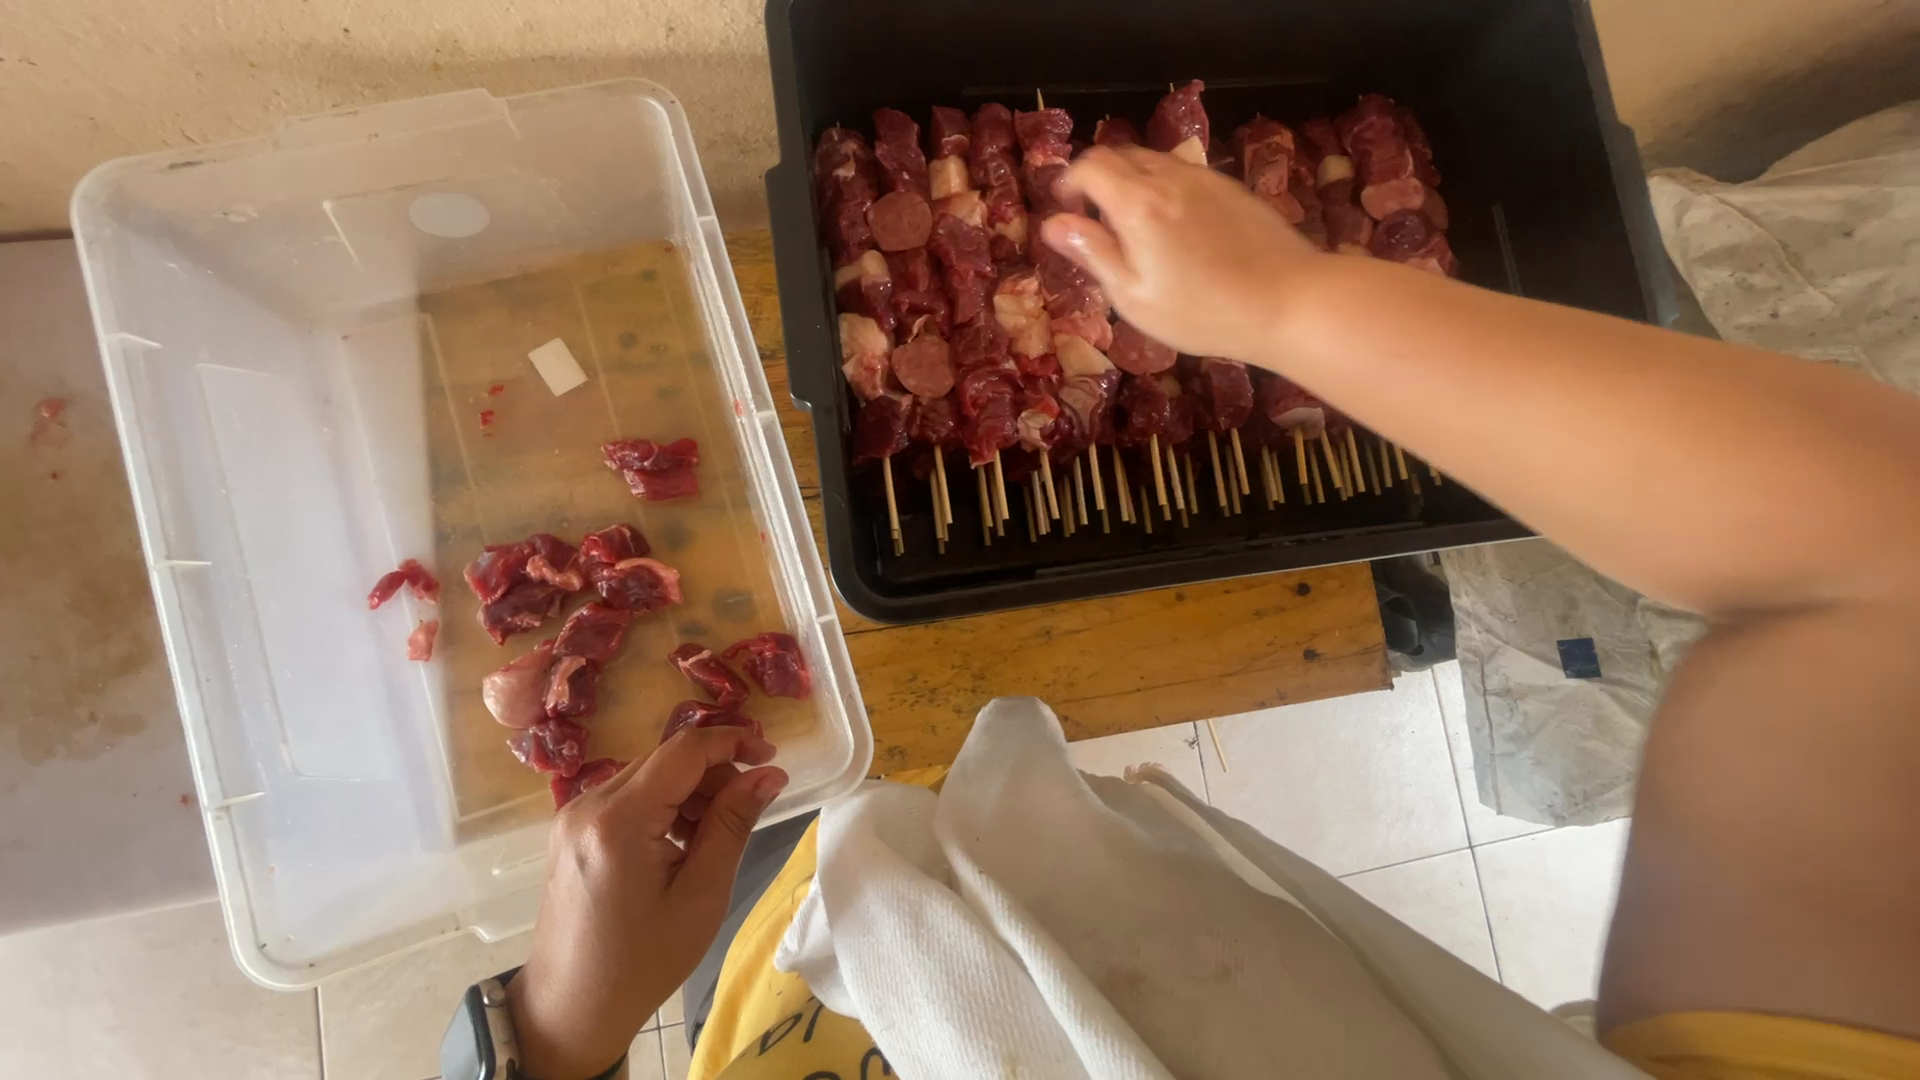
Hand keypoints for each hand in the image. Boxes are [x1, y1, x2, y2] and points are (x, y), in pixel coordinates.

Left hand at [508, 727, 787, 1079]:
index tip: (771, 758)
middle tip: (747, 807)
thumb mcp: (701, 894)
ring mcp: (575, 815)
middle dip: (715, 772)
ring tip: (713, 833)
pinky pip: (630, 794)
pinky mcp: (573, 829)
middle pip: (667, 759)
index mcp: (620, 819)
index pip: (685, 750)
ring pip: (650, 774)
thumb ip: (733, 823)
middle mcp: (590, 804)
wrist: (567, 1012)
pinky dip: (664, 803)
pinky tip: (681, 841)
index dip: (733, 742)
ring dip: (691, 788)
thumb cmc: (643, 961)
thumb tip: (769, 774)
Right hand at [1041, 145, 1323, 362]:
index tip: (1065, 210)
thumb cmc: (1200, 312)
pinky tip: (1172, 232)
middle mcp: (1170, 177)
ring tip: (1132, 230)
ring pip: (1153, 162)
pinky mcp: (1230, 188)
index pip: (1091, 166)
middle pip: (1121, 156)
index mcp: (1138, 203)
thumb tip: (1054, 225)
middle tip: (1093, 221)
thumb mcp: (1133, 296)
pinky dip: (1162, 190)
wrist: (1287, 300)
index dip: (1070, 183)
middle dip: (1097, 180)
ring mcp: (1204, 178)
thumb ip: (1093, 253)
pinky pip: (1182, 175)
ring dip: (1130, 184)